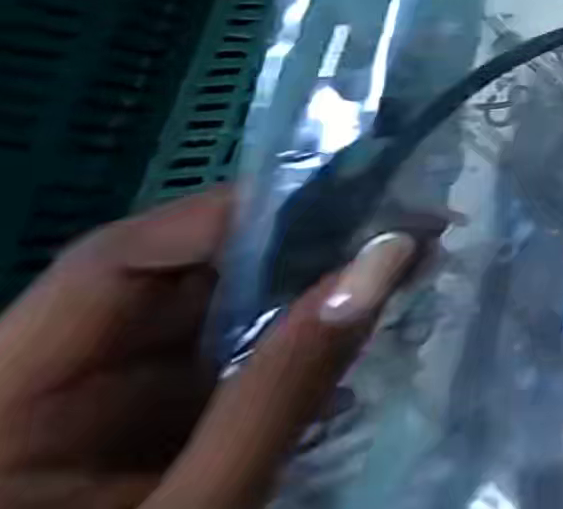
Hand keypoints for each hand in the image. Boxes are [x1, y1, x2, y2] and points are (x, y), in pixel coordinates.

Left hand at [0, 188, 417, 508]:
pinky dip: (307, 332)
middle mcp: (46, 391)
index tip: (349, 194)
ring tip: (410, 262)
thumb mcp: (202, 508)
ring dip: (315, 285)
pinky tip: (374, 317)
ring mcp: (106, 413)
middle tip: (407, 228)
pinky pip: (236, 355)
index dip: (228, 216)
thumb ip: (291, 380)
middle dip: (301, 246)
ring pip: (218, 313)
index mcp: (0, 410)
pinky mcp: (157, 431)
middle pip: (180, 280)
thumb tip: (390, 252)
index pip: (114, 265)